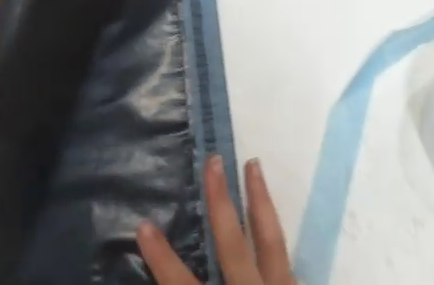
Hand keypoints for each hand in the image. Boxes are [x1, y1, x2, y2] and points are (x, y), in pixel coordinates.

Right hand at [137, 156, 297, 284]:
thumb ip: (184, 281)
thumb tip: (164, 250)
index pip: (182, 284)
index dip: (163, 258)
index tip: (144, 225)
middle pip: (233, 247)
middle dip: (221, 202)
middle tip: (213, 160)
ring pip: (272, 242)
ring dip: (261, 201)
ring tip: (253, 164)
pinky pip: (289, 259)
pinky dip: (278, 232)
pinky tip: (272, 214)